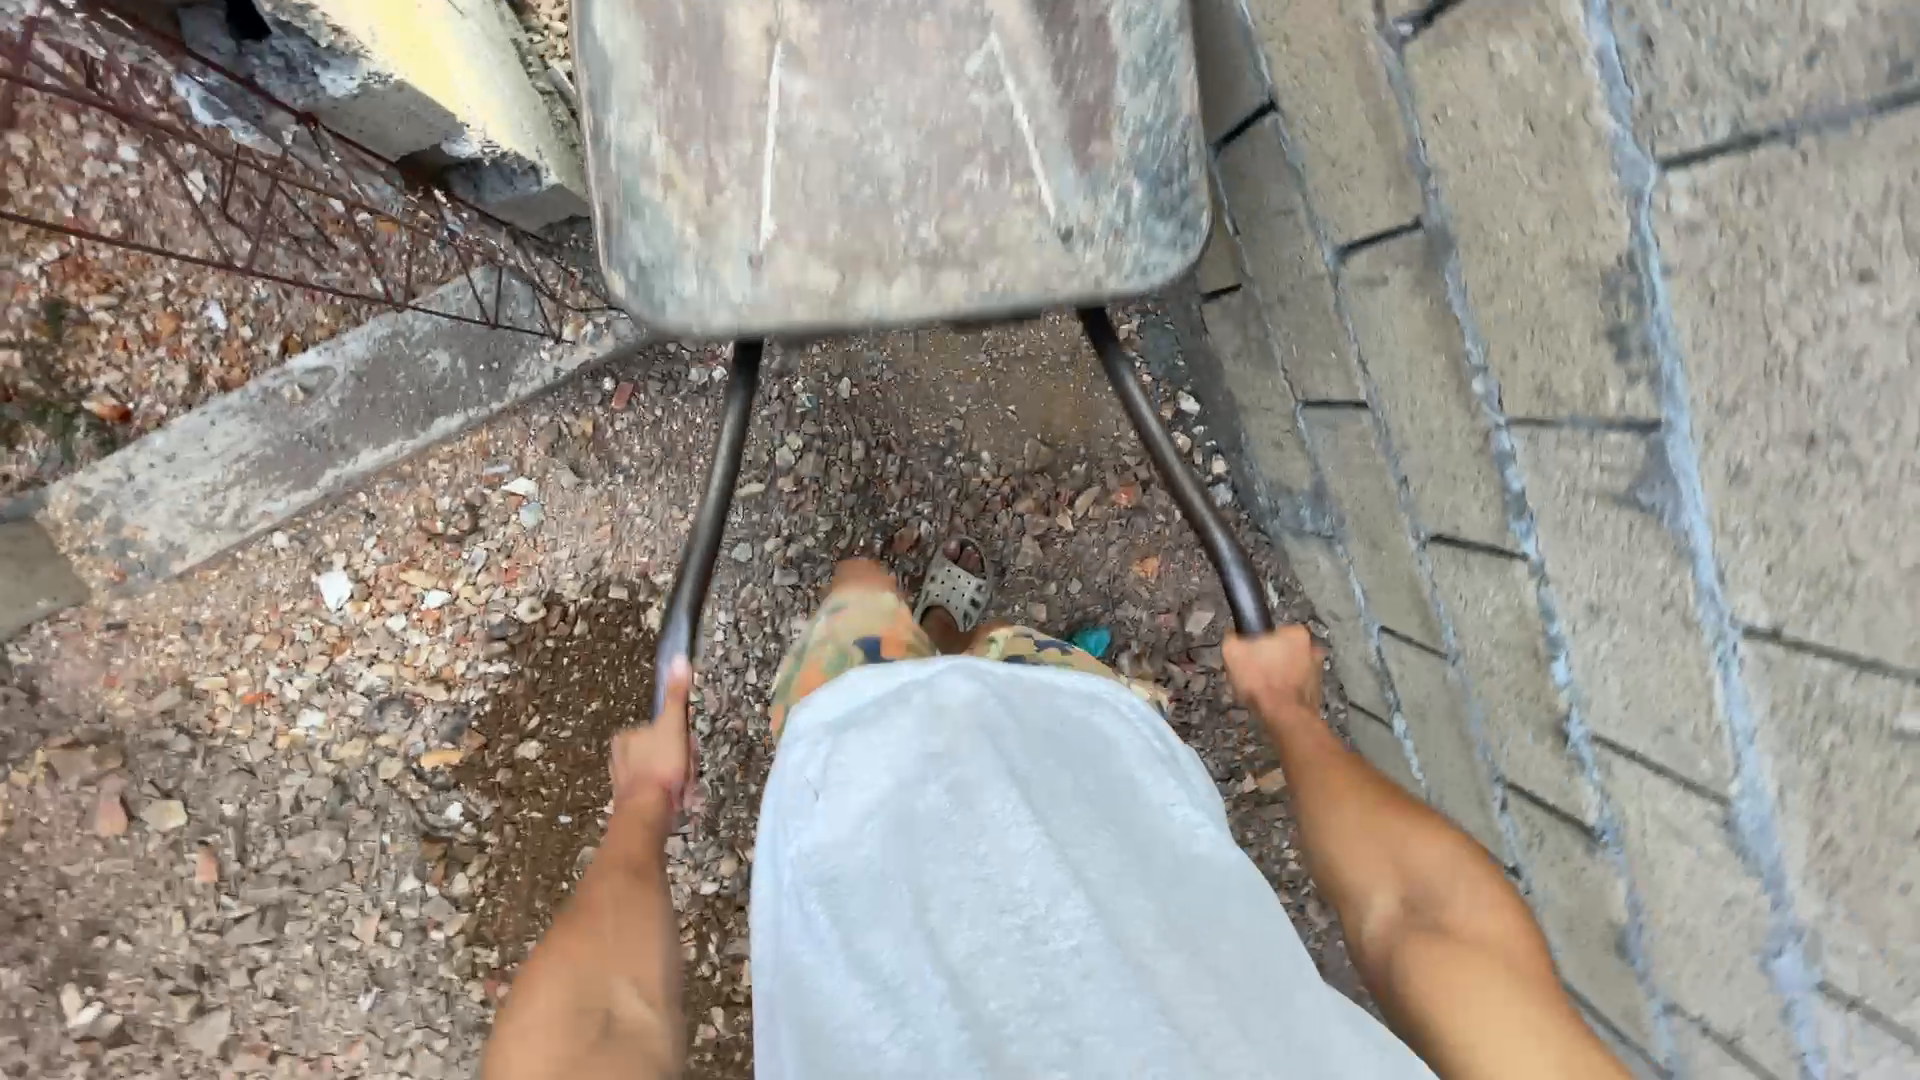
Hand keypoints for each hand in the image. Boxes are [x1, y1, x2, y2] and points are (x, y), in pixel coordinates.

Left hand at [610, 656, 697, 832]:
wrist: (648, 811)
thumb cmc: (661, 764)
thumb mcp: (673, 724)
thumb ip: (676, 695)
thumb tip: (679, 660)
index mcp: (626, 736)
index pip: (663, 728)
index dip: (681, 737)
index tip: (687, 748)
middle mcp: (619, 756)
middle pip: (663, 749)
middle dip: (680, 760)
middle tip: (686, 770)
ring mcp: (624, 780)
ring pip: (662, 770)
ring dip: (678, 778)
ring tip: (683, 787)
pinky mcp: (631, 801)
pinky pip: (657, 790)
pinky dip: (670, 793)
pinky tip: (678, 799)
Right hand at [1223, 625, 1325, 719]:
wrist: (1283, 715)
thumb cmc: (1259, 679)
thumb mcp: (1231, 651)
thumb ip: (1233, 637)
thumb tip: (1234, 636)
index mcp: (1295, 632)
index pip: (1270, 632)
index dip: (1256, 644)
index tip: (1247, 656)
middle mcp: (1313, 647)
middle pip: (1281, 649)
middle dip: (1269, 659)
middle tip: (1252, 672)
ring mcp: (1318, 669)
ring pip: (1289, 667)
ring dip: (1277, 674)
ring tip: (1261, 687)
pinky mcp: (1318, 689)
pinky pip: (1295, 683)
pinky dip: (1285, 688)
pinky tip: (1273, 697)